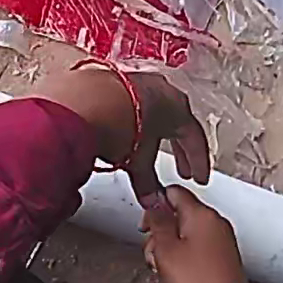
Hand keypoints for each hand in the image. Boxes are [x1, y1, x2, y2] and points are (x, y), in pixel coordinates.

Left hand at [39, 65, 211, 205]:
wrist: (83, 101)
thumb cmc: (119, 124)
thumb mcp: (137, 160)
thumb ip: (147, 181)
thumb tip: (152, 199)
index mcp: (177, 108)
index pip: (194, 138)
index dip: (198, 162)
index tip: (198, 177)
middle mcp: (161, 90)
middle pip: (175, 123)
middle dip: (178, 149)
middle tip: (182, 168)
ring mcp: (137, 82)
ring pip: (152, 113)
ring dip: (154, 135)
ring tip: (147, 154)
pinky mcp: (113, 82)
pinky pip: (129, 107)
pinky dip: (132, 124)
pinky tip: (123, 135)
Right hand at [141, 185, 248, 282]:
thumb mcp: (164, 248)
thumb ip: (157, 221)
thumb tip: (154, 204)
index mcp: (202, 214)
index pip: (174, 192)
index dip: (154, 205)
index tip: (146, 222)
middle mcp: (216, 222)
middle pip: (180, 214)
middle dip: (161, 230)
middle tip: (153, 250)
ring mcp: (222, 240)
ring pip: (187, 232)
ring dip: (170, 245)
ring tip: (164, 266)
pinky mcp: (223, 256)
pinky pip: (197, 246)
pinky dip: (183, 255)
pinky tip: (177, 273)